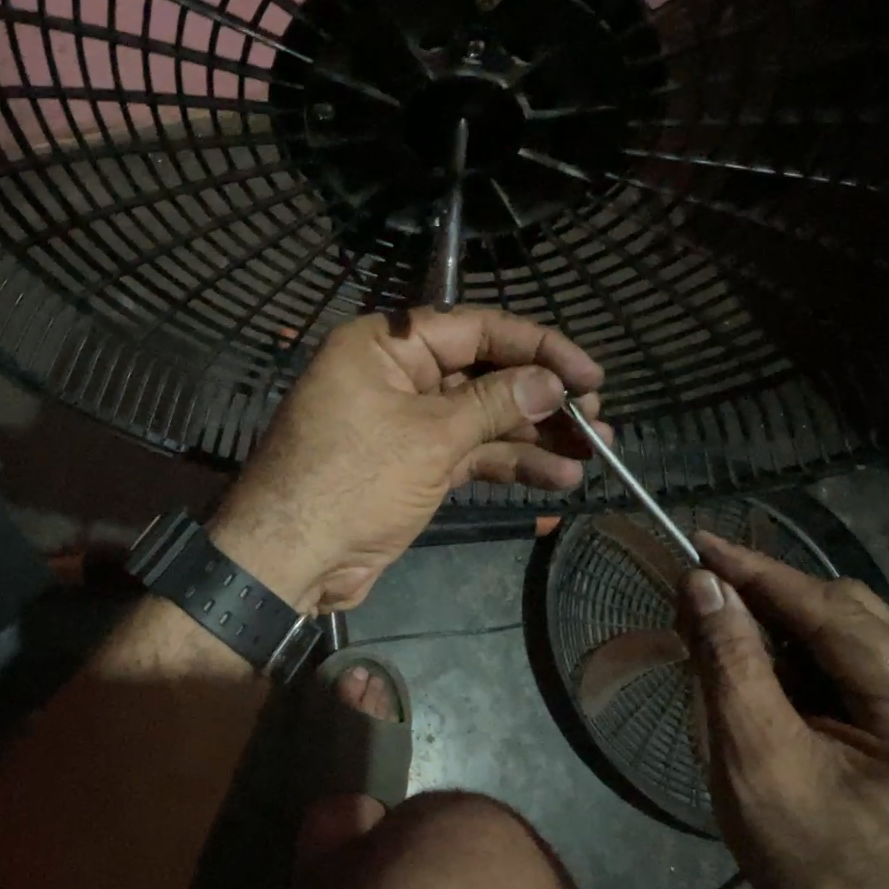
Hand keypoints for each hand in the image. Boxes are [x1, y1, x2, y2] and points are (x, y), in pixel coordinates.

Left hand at [208, 307, 607, 613]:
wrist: (291, 560)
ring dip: (535, 436)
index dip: (537, 346)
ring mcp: (404, 424)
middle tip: (597, 418)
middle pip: (482, 374)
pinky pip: (468, 454)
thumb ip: (494, 404)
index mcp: (385, 345)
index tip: (590, 372)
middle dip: (541, 397)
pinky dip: (508, 464)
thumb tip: (552, 382)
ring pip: (481, 418)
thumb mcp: (429, 437)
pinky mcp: (412, 466)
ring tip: (595, 452)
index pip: (474, 328)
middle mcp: (394, 376)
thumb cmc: (352, 481)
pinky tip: (558, 478)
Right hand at [676, 533, 888, 888]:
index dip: (763, 575)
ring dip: (781, 625)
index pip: (841, 618)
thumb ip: (731, 663)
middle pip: (853, 616)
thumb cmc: (805, 862)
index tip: (700, 541)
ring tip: (718, 627)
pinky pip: (854, 662)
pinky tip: (759, 663)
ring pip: (852, 632)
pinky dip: (799, 654)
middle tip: (697, 595)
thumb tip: (702, 581)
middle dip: (769, 600)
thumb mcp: (756, 759)